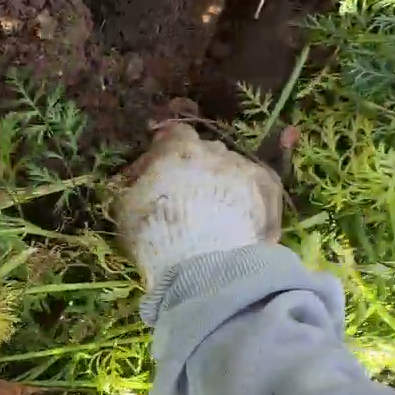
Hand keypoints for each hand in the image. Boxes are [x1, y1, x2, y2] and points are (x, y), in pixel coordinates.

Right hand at [113, 123, 283, 291]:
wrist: (202, 261)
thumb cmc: (154, 231)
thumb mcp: (126, 208)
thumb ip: (133, 186)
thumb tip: (135, 179)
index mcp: (177, 148)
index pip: (174, 134)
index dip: (169, 149)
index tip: (164, 167)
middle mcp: (213, 150)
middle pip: (207, 152)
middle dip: (199, 169)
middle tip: (191, 198)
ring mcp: (244, 167)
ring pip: (234, 170)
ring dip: (226, 186)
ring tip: (220, 217)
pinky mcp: (269, 189)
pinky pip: (260, 189)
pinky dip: (251, 201)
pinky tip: (242, 223)